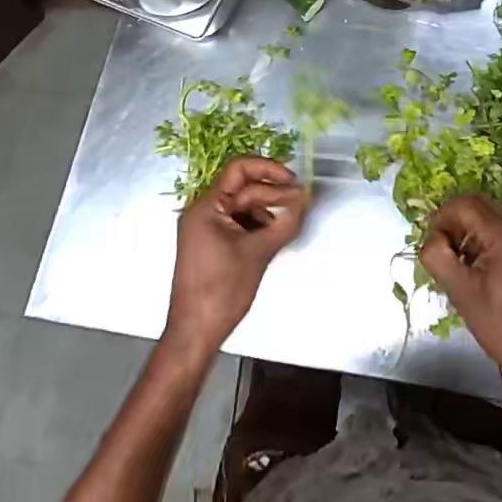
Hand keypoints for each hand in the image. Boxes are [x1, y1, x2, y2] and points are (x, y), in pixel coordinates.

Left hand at [165, 156, 306, 355]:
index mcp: (207, 207)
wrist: (195, 333)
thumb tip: (306, 199)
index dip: (268, 168)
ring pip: (242, 205)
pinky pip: (237, 222)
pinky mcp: (210, 242)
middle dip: (273, 192)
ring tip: (290, 220)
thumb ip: (285, 222)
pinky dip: (257, 224)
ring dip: (266, 209)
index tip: (293, 180)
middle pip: (242, 188)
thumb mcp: (259, 253)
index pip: (238, 169)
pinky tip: (274, 233)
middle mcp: (203, 211)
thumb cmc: (222, 291)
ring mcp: (205, 227)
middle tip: (301, 201)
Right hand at [420, 194, 501, 421]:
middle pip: (476, 204)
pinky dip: (483, 239)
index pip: (462, 204)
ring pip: (488, 216)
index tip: (433, 247)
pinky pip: (501, 230)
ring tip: (459, 264)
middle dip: (453, 222)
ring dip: (467, 231)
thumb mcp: (462, 293)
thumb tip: (431, 239)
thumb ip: (438, 258)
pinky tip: (477, 268)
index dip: (440, 219)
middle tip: (443, 253)